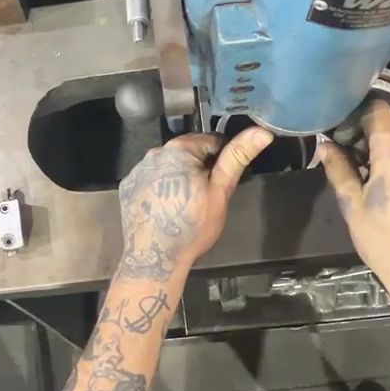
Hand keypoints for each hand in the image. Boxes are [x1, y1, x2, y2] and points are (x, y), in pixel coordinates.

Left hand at [116, 127, 272, 281]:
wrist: (154, 258)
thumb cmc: (191, 226)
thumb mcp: (220, 191)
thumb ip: (237, 157)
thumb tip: (261, 132)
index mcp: (179, 149)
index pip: (211, 140)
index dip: (221, 159)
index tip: (221, 180)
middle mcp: (154, 153)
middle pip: (187, 152)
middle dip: (198, 168)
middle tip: (204, 196)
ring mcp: (138, 170)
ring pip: (167, 166)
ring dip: (177, 176)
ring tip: (184, 205)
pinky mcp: (128, 186)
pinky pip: (150, 179)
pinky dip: (159, 188)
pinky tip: (165, 208)